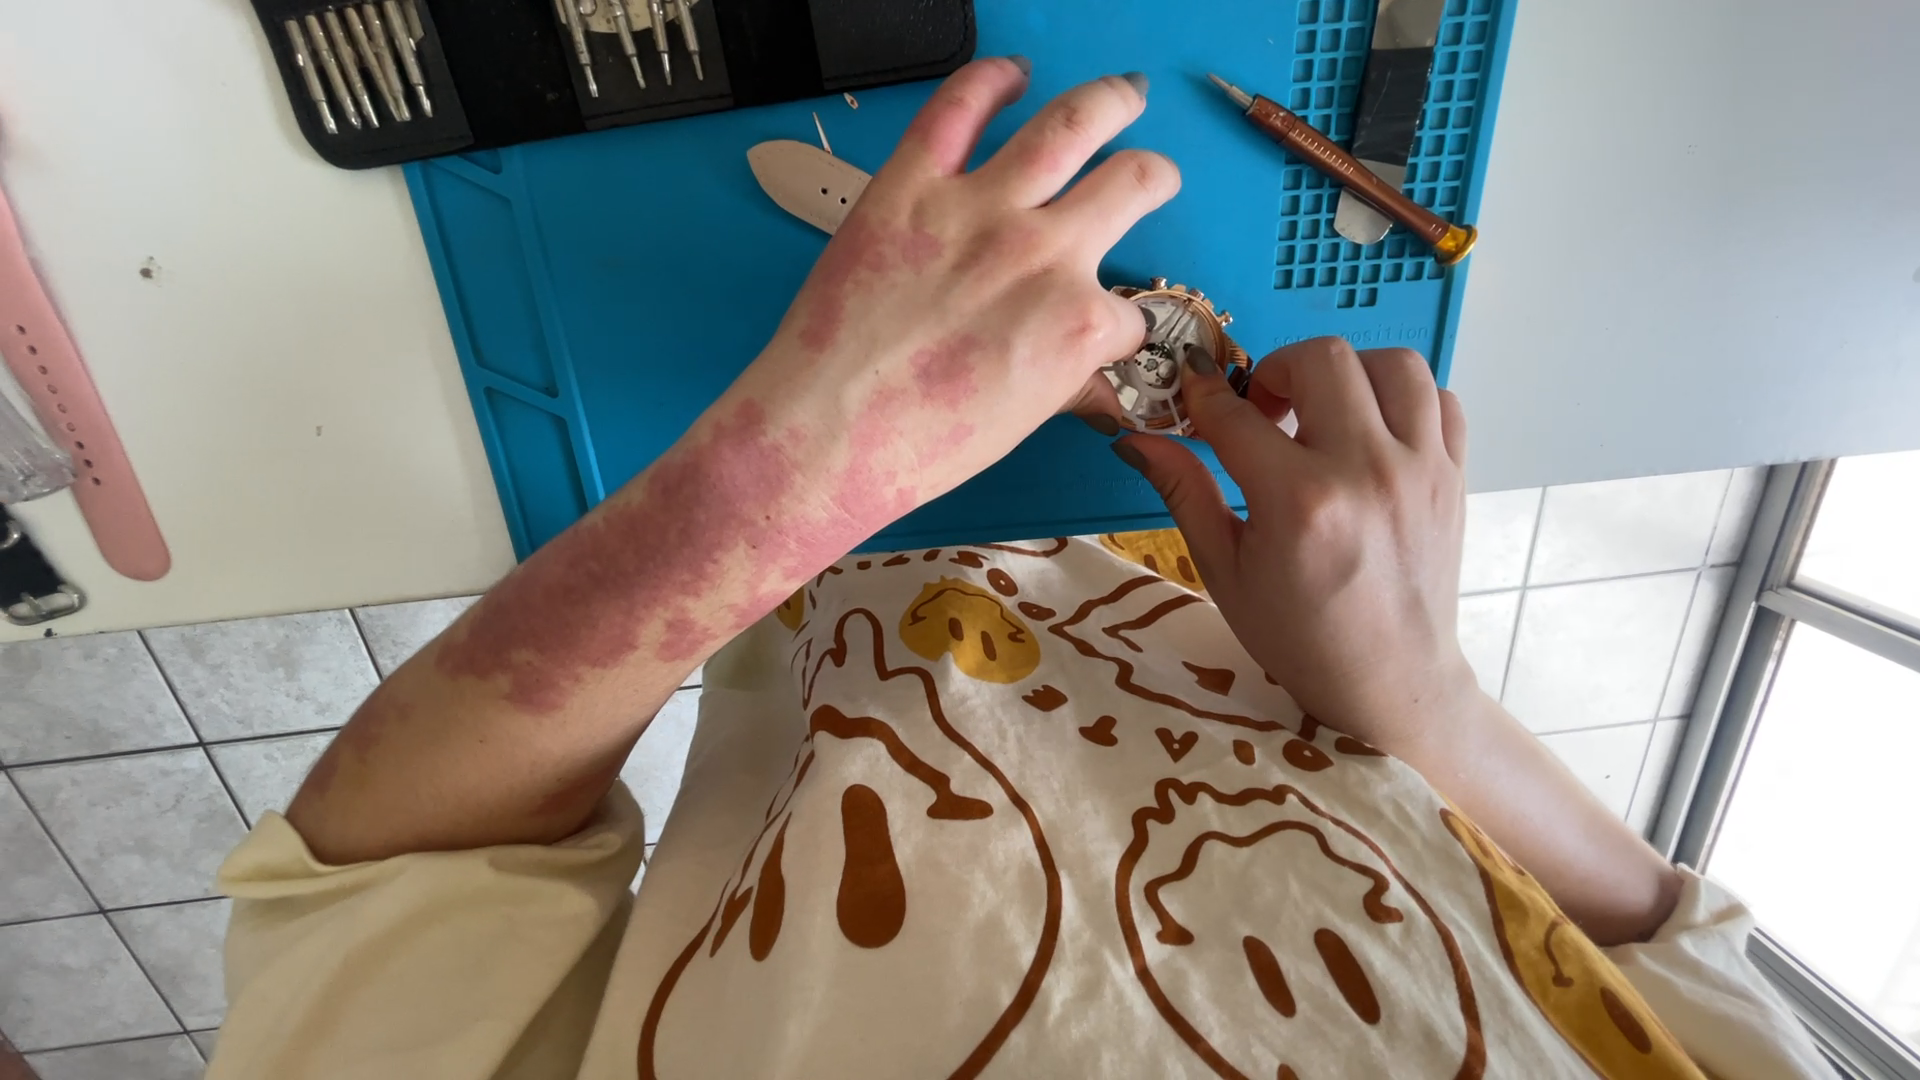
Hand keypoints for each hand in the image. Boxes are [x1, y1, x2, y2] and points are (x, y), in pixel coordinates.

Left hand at [722, 57, 1176, 534]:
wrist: (830, 435)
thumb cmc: (922, 448)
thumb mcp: (1019, 422)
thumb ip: (1066, 380)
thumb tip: (1094, 370)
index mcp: (1077, 324)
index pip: (1128, 312)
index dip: (1121, 324)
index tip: (1104, 327)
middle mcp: (1045, 253)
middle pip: (1131, 185)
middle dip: (1154, 179)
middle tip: (1153, 175)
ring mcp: (979, 209)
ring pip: (1071, 123)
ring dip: (1111, 101)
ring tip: (1125, 94)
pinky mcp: (910, 184)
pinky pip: (960, 105)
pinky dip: (992, 77)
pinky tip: (1013, 74)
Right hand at [1113, 337, 1475, 751]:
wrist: (1387, 680)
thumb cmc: (1294, 635)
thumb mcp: (1222, 569)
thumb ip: (1184, 491)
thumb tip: (1136, 440)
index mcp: (1298, 501)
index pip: (1237, 416)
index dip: (1203, 395)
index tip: (1193, 390)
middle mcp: (1366, 469)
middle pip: (1321, 359)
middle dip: (1275, 370)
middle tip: (1260, 411)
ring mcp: (1422, 467)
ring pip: (1390, 362)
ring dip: (1342, 373)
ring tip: (1317, 413)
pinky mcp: (1454, 474)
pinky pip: (1438, 396)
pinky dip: (1396, 396)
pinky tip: (1366, 430)